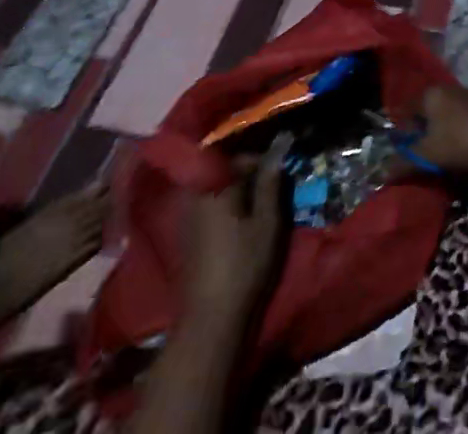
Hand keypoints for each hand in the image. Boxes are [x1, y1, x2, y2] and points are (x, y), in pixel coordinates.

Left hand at [183, 133, 289, 315]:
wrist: (211, 315)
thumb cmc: (245, 265)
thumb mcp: (267, 223)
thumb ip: (270, 184)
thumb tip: (277, 153)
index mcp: (215, 185)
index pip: (241, 157)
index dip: (263, 161)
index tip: (281, 174)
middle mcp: (196, 192)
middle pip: (225, 170)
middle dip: (250, 173)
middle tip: (273, 189)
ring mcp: (188, 212)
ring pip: (216, 186)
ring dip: (238, 189)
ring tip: (259, 204)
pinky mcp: (187, 230)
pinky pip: (208, 202)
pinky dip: (226, 203)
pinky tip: (240, 220)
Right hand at [404, 83, 467, 172]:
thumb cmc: (458, 142)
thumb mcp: (427, 156)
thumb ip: (403, 163)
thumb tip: (382, 173)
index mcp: (429, 94)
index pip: (407, 107)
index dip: (402, 128)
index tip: (402, 147)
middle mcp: (448, 89)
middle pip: (428, 108)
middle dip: (423, 129)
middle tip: (422, 150)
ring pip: (448, 112)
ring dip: (443, 129)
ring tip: (443, 151)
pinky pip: (465, 118)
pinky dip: (461, 131)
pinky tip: (465, 147)